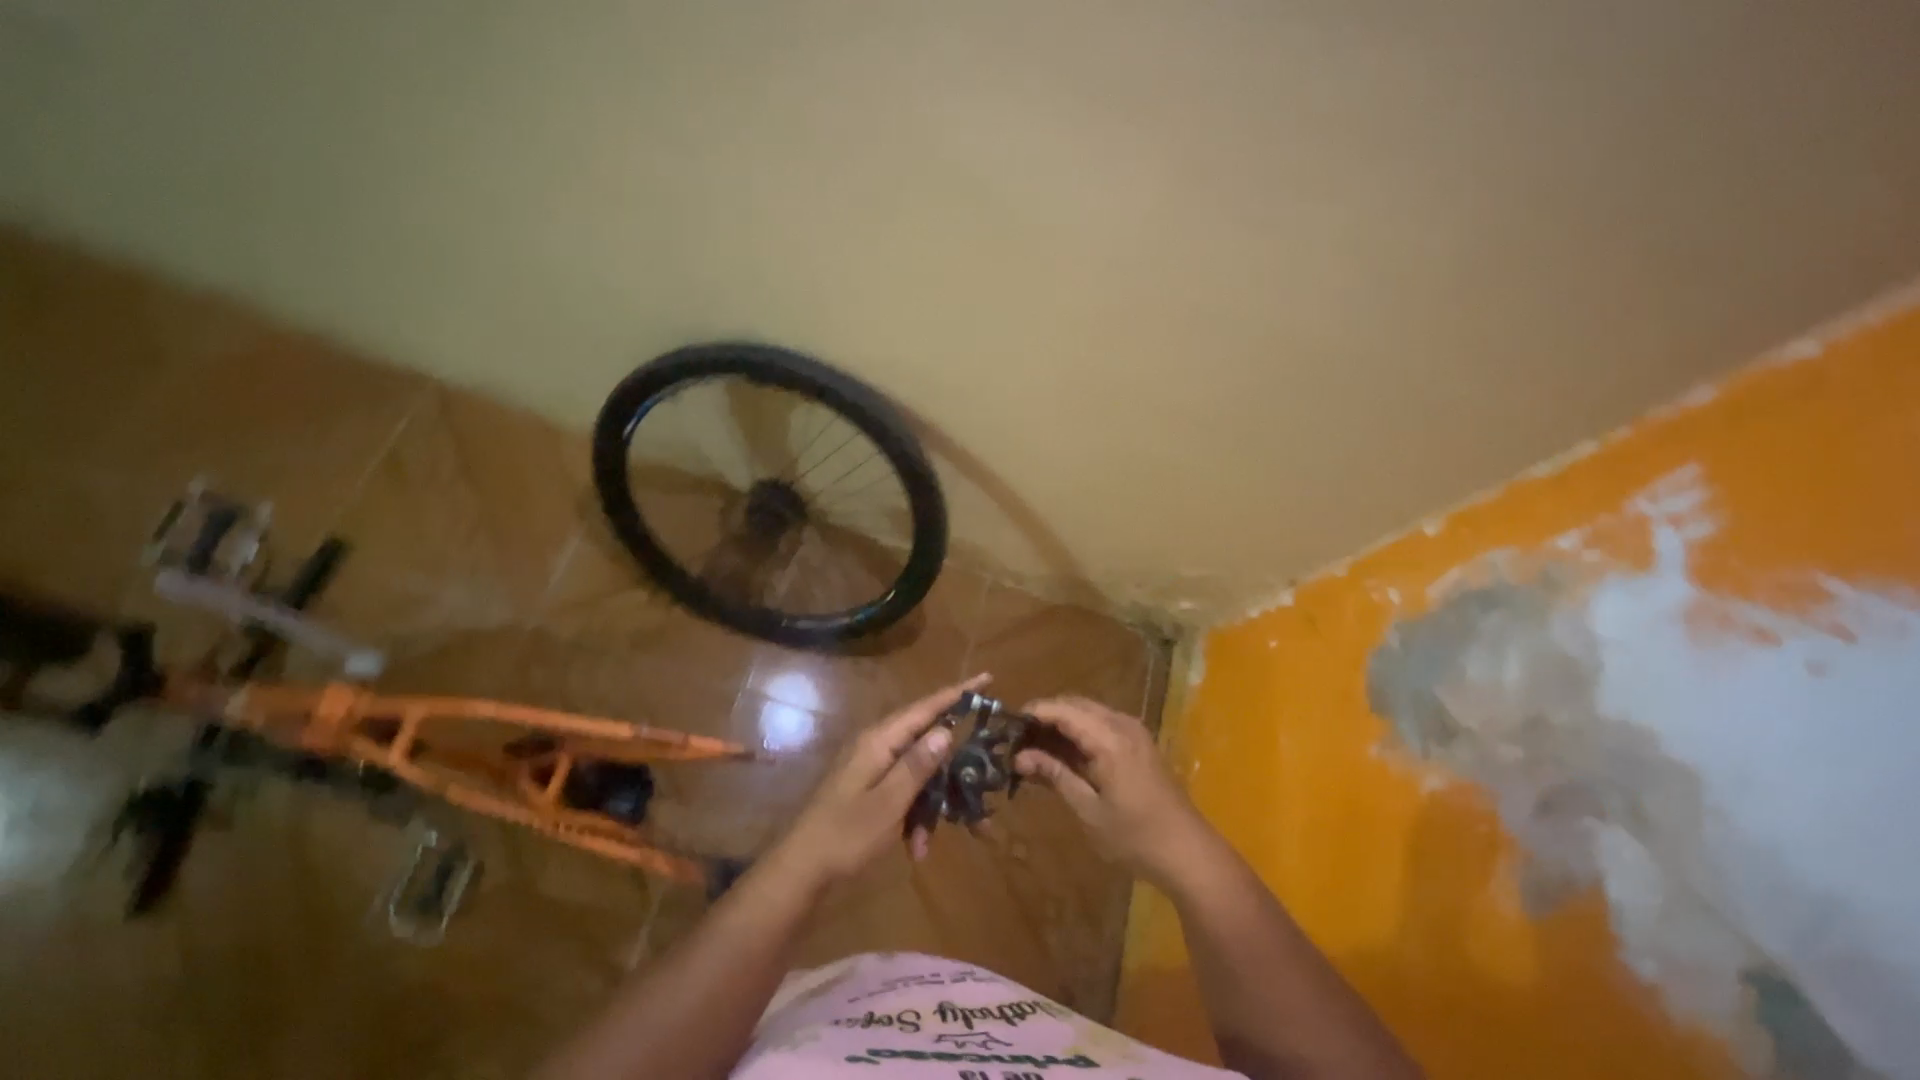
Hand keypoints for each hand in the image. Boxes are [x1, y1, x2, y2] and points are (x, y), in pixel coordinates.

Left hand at [768, 674, 987, 887]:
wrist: (802, 869)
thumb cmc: (846, 834)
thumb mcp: (890, 802)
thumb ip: (918, 764)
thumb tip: (947, 729)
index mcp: (879, 741)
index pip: (926, 708)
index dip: (958, 693)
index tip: (988, 677)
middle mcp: (876, 746)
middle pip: (927, 741)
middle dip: (954, 768)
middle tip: (983, 783)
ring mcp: (871, 768)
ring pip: (919, 774)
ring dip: (933, 805)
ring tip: (938, 838)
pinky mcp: (869, 789)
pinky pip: (904, 793)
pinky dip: (914, 817)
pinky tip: (917, 848)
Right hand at [1013, 695, 1212, 884]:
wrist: (1188, 853)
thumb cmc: (1135, 837)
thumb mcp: (1088, 810)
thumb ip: (1055, 776)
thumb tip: (1020, 756)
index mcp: (1109, 738)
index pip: (1062, 710)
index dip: (1033, 713)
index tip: (1006, 728)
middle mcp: (1122, 725)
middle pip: (1075, 705)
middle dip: (1045, 718)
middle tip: (1017, 742)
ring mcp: (1134, 733)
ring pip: (1089, 714)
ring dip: (1062, 725)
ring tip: (1034, 751)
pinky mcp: (1140, 745)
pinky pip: (1102, 726)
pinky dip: (1080, 734)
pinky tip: (1063, 758)